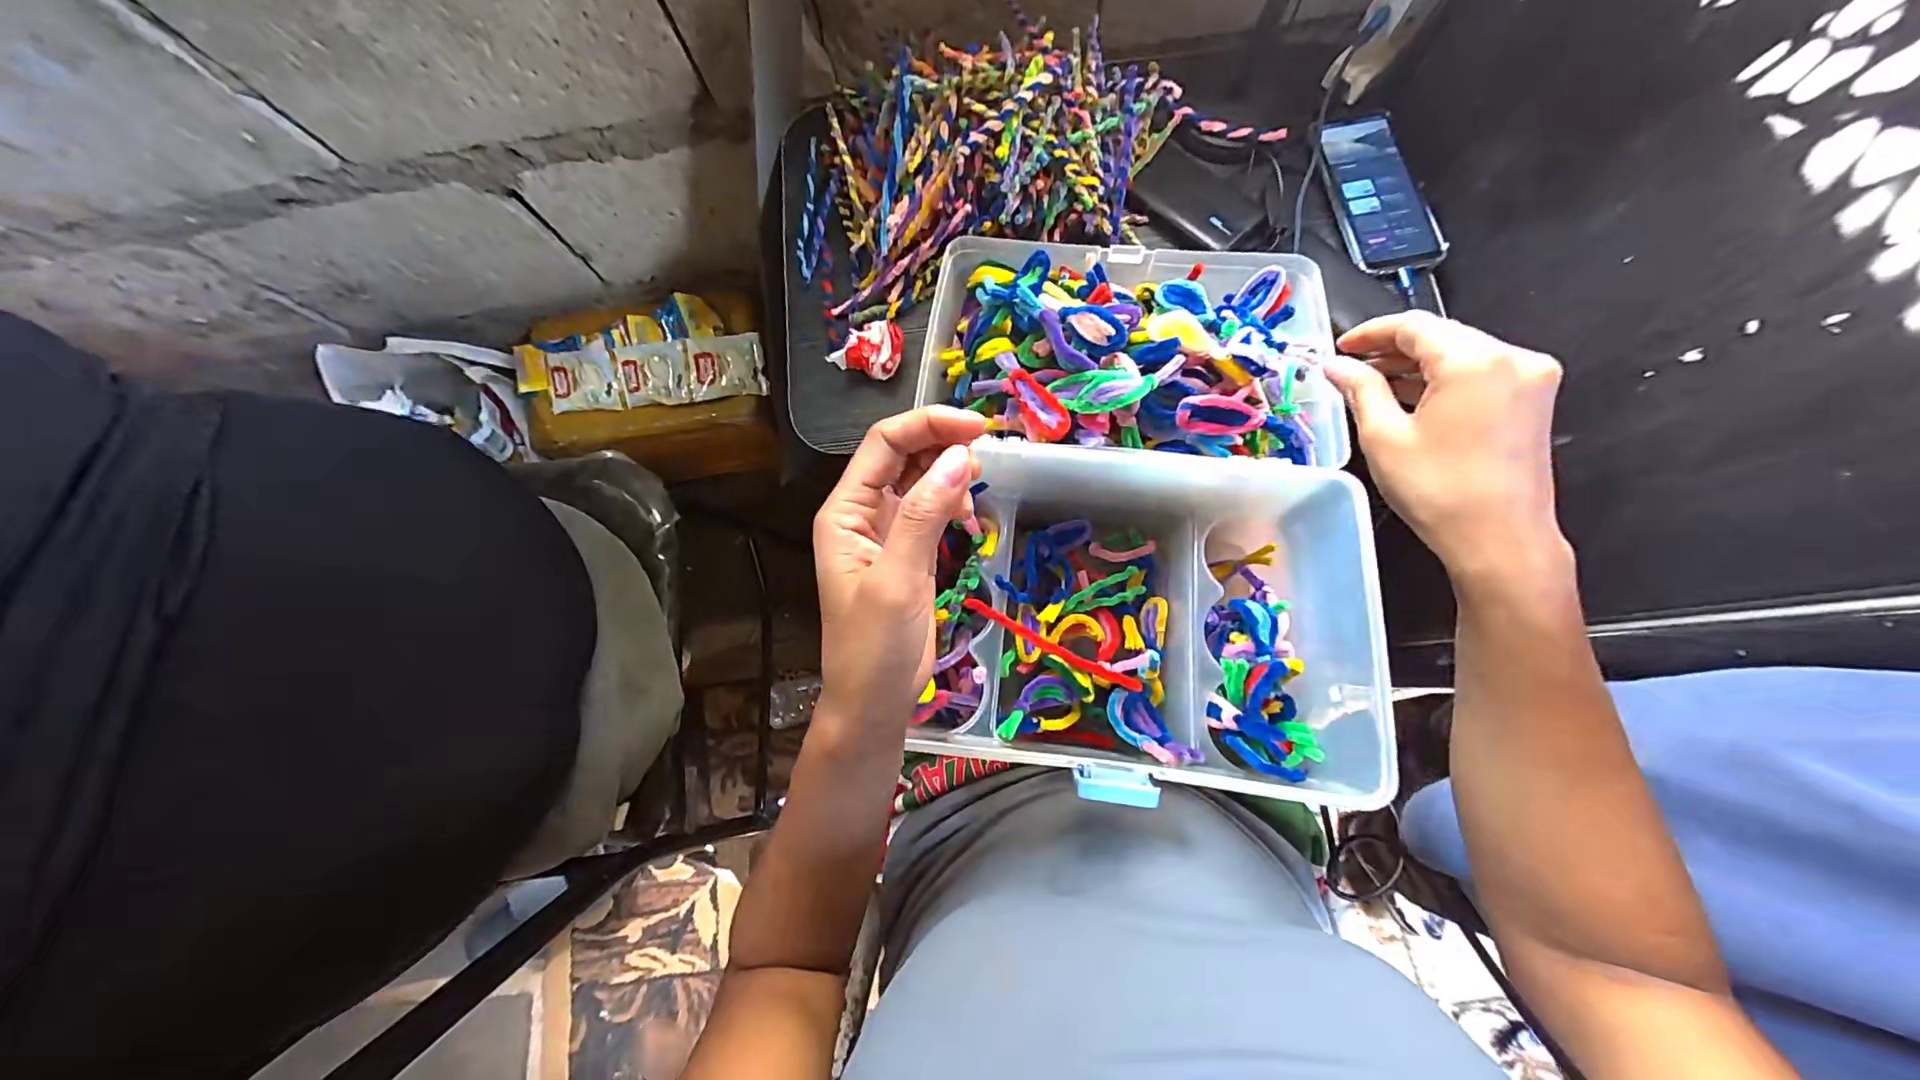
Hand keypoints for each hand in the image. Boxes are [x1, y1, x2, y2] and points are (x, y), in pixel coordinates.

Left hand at [812, 406, 985, 733]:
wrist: (876, 701)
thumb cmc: (874, 646)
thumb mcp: (897, 579)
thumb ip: (924, 516)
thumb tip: (959, 458)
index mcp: (845, 511)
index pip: (883, 445)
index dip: (927, 426)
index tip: (976, 428)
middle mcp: (863, 513)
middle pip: (902, 456)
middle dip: (942, 443)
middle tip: (987, 449)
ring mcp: (887, 532)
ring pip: (920, 480)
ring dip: (950, 473)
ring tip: (978, 487)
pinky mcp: (910, 552)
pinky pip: (932, 510)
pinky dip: (954, 503)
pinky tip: (969, 516)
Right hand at [1324, 312, 1566, 578]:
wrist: (1499, 538)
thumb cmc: (1439, 491)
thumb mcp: (1384, 436)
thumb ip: (1360, 390)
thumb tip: (1338, 366)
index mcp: (1474, 361)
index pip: (1414, 326)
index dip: (1371, 333)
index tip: (1342, 348)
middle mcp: (1512, 359)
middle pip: (1441, 334)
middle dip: (1393, 348)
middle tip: (1352, 367)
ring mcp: (1530, 378)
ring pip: (1461, 352)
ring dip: (1417, 364)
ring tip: (1374, 385)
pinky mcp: (1533, 399)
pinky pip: (1480, 372)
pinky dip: (1443, 379)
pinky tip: (1412, 398)